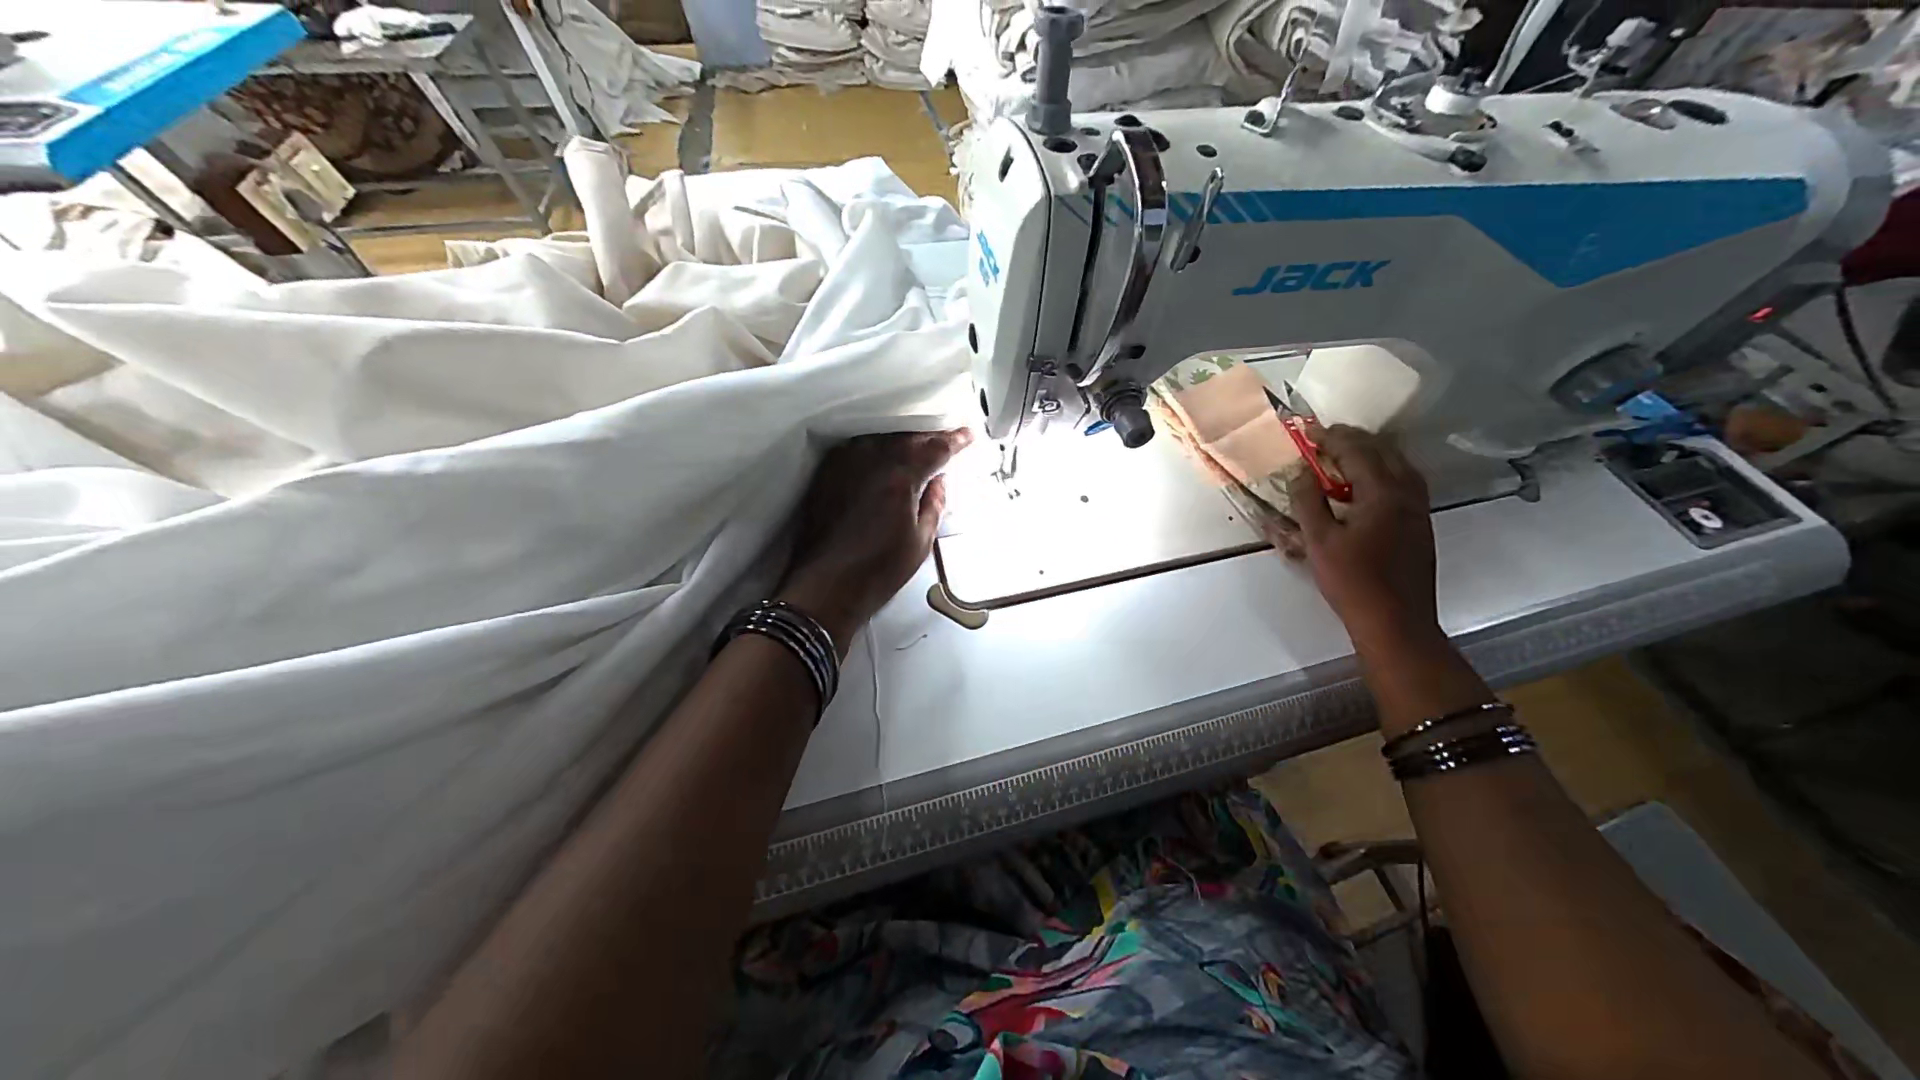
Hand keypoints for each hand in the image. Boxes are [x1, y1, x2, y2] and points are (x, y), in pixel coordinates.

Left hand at [777, 429, 971, 651]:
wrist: (824, 586)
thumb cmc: (876, 571)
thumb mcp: (920, 542)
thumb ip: (935, 504)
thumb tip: (939, 482)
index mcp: (901, 477)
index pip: (936, 447)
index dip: (956, 439)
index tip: (967, 435)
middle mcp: (872, 460)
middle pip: (908, 436)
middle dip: (929, 437)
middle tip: (946, 440)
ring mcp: (845, 463)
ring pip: (882, 438)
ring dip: (902, 440)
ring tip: (917, 447)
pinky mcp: (826, 473)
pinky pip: (858, 448)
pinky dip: (876, 449)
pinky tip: (884, 458)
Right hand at [1269, 426, 1439, 651]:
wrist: (1396, 621)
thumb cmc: (1352, 581)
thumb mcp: (1318, 541)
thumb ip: (1308, 502)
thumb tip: (1302, 474)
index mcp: (1383, 492)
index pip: (1356, 451)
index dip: (1331, 438)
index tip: (1310, 432)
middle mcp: (1408, 493)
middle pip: (1383, 452)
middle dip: (1353, 441)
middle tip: (1325, 440)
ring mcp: (1419, 509)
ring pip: (1398, 466)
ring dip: (1371, 456)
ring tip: (1343, 458)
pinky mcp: (1420, 525)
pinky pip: (1404, 484)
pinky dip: (1382, 474)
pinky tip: (1364, 488)